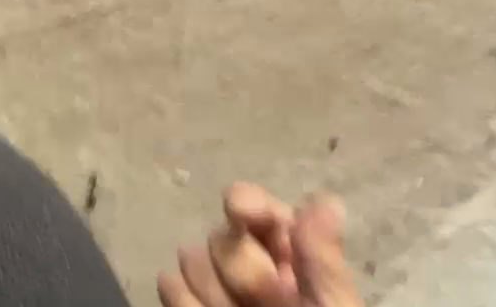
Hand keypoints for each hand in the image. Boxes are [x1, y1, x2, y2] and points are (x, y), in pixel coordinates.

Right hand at [158, 184, 363, 306]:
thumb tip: (327, 200)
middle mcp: (255, 269)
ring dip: (216, 295)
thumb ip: (323, 265)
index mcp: (297, 266)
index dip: (246, 204)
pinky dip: (190, 306)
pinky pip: (168, 285)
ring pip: (189, 259)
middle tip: (269, 305)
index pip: (257, 210)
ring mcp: (218, 290)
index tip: (243, 212)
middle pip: (220, 238)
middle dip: (242, 273)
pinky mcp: (185, 303)